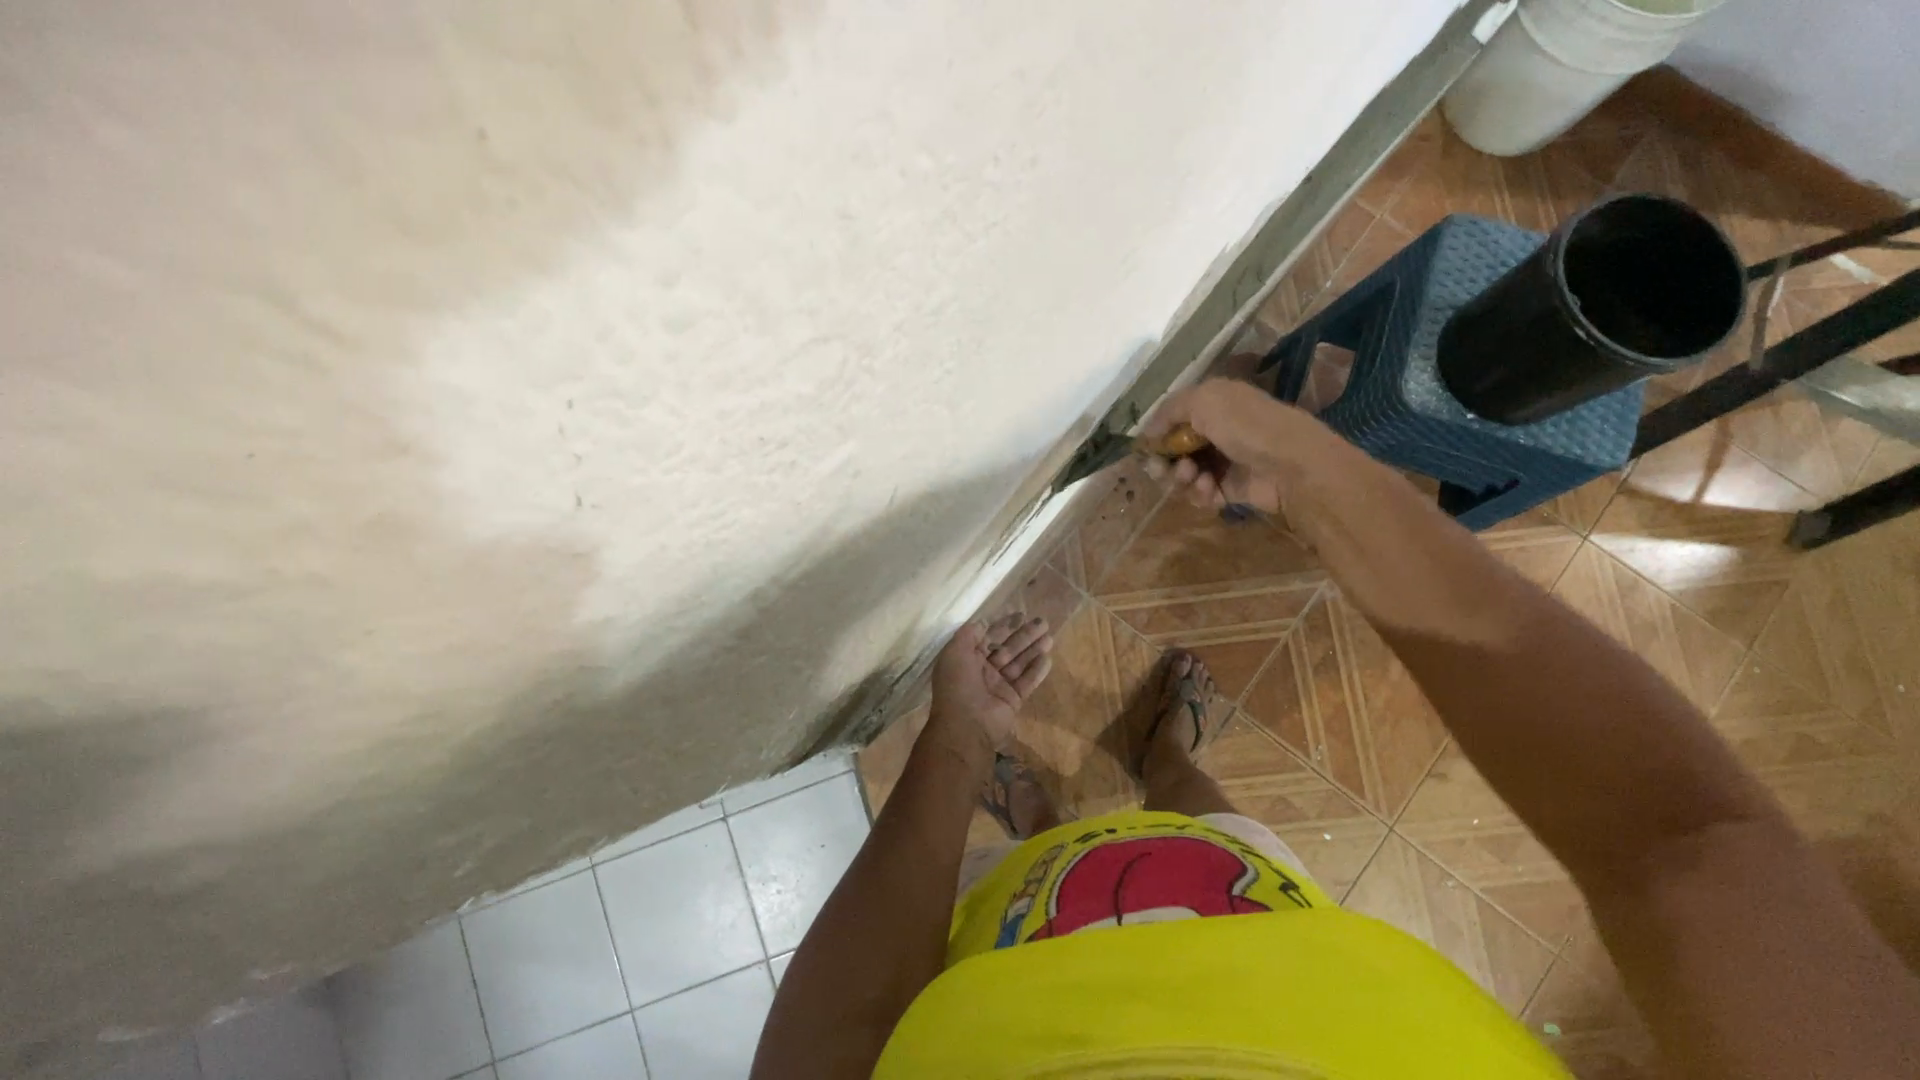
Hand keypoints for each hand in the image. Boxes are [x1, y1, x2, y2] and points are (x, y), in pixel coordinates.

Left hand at [926, 613, 1052, 758]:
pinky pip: (1027, 682)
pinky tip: (1048, 658)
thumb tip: (983, 622)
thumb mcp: (955, 652)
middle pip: (1007, 648)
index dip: (1003, 625)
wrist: (966, 725)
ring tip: (1050, 637)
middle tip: (1043, 622)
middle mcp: (983, 670)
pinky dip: (1037, 670)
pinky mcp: (1012, 700)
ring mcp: (999, 686)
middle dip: (1024, 635)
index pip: (988, 637)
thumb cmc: (958, 685)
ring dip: (1034, 649)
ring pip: (1019, 663)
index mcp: (967, 658)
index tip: (1020, 614)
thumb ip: (968, 635)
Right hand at [1143, 378, 1314, 512]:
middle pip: (1175, 451)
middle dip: (1165, 461)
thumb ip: (1169, 411)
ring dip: (1182, 478)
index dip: (1157, 434)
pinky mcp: (1231, 490)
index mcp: (1213, 404)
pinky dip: (1200, 494)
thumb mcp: (1203, 400)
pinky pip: (1202, 494)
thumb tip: (1148, 432)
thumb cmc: (1246, 425)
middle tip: (1163, 469)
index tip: (1147, 449)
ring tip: (1193, 477)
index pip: (1173, 419)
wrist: (1291, 465)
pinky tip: (1210, 490)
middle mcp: (1217, 431)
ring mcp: (1224, 462)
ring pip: (1185, 475)